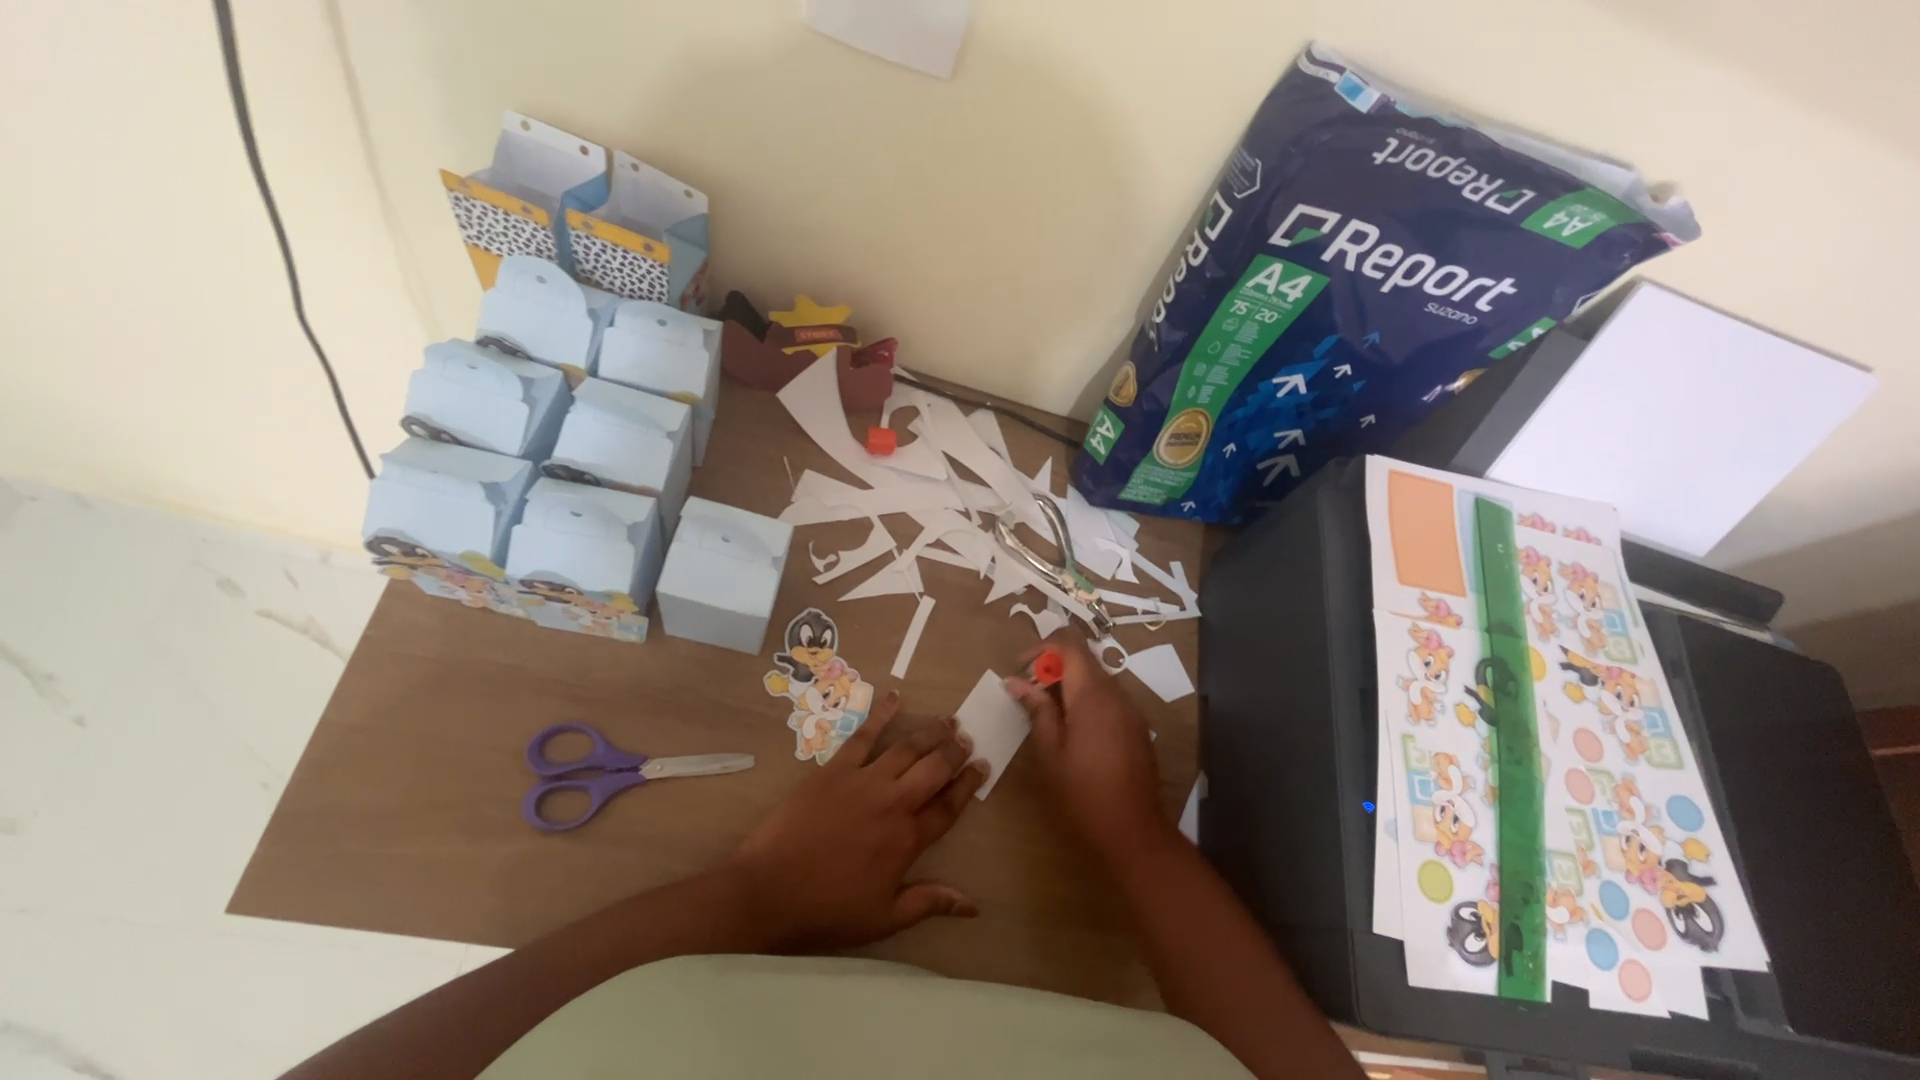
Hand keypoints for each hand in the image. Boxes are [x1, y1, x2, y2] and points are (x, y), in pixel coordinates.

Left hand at [727, 690, 988, 951]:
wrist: (771, 890)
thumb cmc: (829, 909)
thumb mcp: (885, 917)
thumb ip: (929, 903)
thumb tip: (972, 906)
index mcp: (908, 839)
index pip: (949, 806)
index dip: (969, 785)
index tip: (982, 767)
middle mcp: (893, 802)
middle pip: (934, 769)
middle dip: (955, 752)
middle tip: (967, 739)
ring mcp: (863, 781)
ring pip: (906, 748)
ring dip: (930, 732)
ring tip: (946, 721)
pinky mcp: (834, 770)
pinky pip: (863, 735)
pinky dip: (880, 715)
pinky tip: (893, 698)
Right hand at [1005, 630, 1168, 861]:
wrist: (1133, 828)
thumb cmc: (1082, 791)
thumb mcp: (1050, 751)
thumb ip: (1036, 709)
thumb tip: (1015, 681)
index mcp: (1092, 695)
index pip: (1070, 646)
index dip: (1043, 649)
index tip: (1021, 668)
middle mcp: (1116, 694)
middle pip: (1084, 661)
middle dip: (1054, 669)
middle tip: (1029, 695)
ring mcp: (1131, 710)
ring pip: (1097, 679)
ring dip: (1070, 685)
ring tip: (1048, 715)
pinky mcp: (1137, 726)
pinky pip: (1109, 699)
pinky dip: (1087, 701)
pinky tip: (1073, 730)